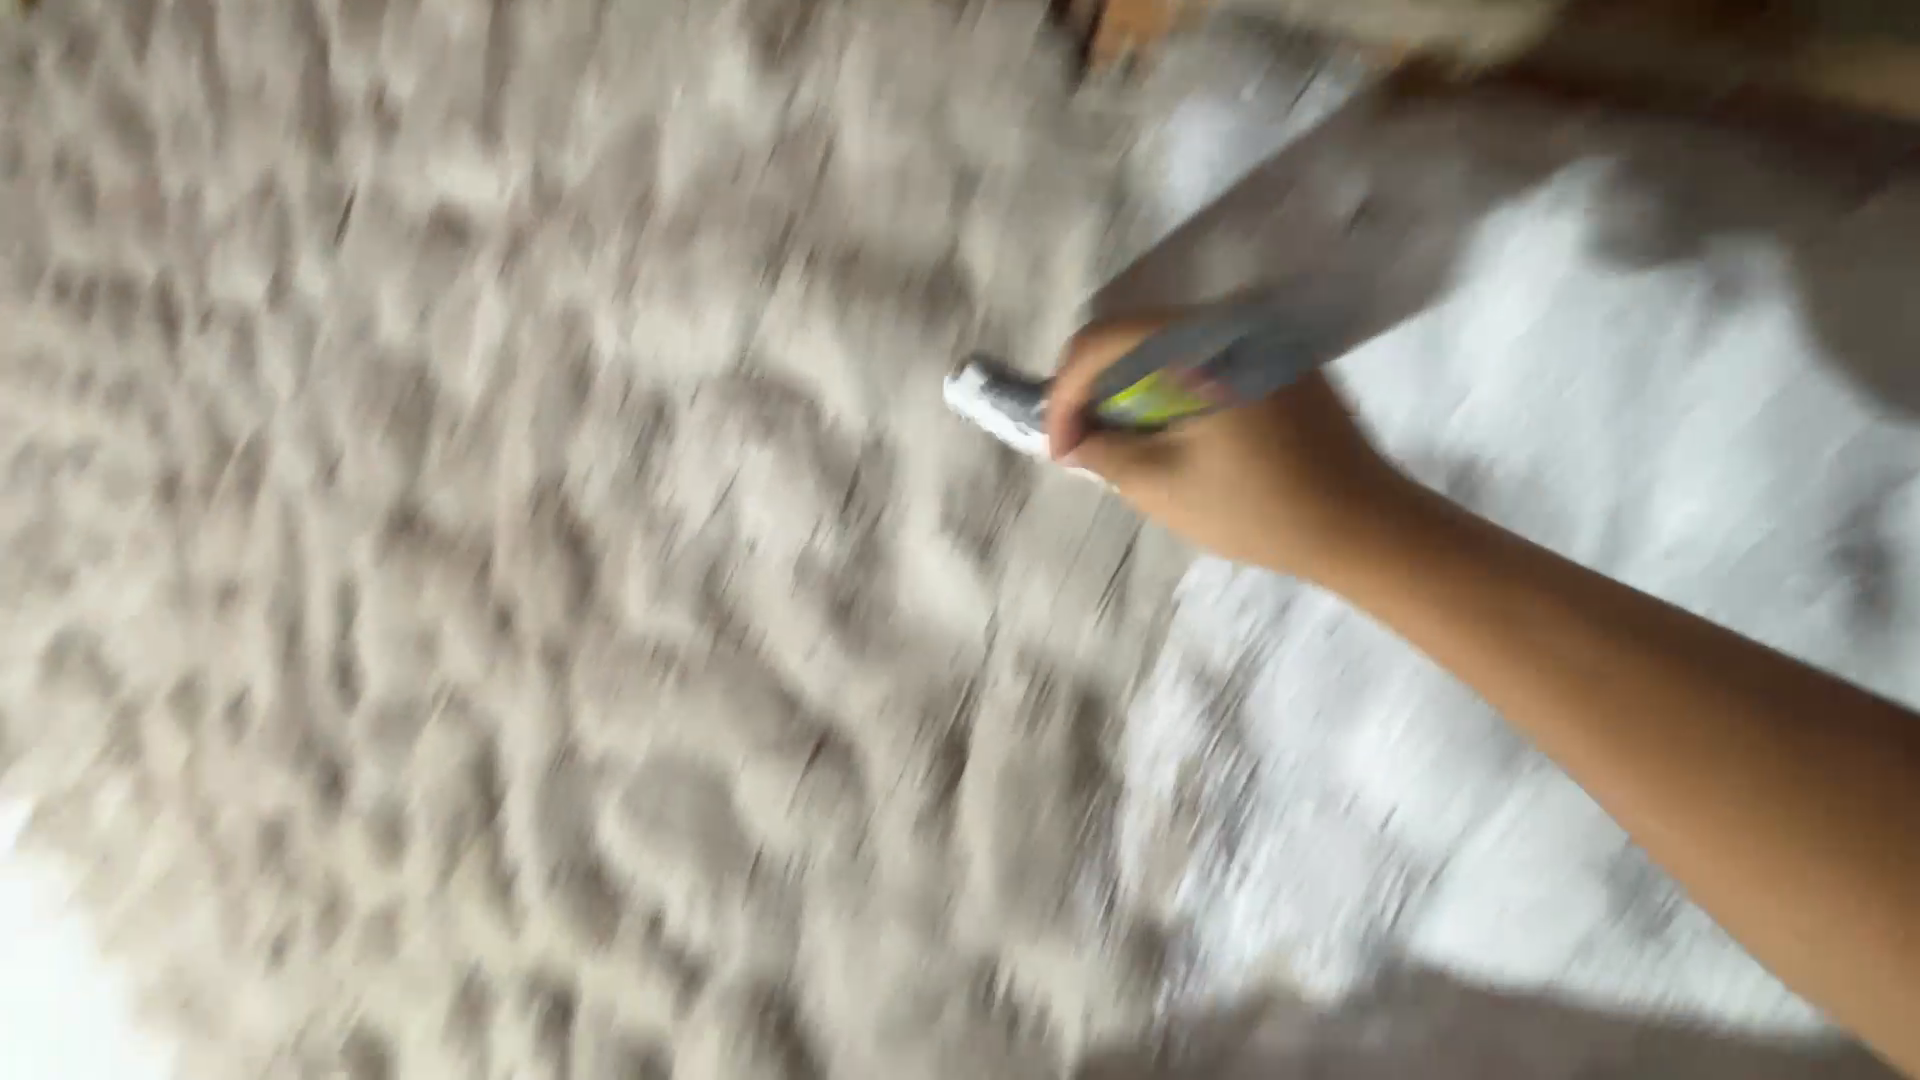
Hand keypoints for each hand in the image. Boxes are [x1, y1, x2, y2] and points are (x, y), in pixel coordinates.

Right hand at [1046, 314, 1411, 577]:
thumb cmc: (1256, 509)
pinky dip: (1169, 388)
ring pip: (1165, 347)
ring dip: (1129, 389)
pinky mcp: (1280, 360)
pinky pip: (1203, 359)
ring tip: (1121, 442)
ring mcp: (1261, 337)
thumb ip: (1101, 451)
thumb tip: (1073, 438)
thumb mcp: (1159, 485)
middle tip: (1082, 443)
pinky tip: (1170, 432)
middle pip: (1132, 336)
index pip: (1102, 341)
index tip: (1060, 448)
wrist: (1361, 525)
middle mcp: (1230, 322)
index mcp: (1199, 343)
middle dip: (1093, 389)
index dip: (1064, 393)